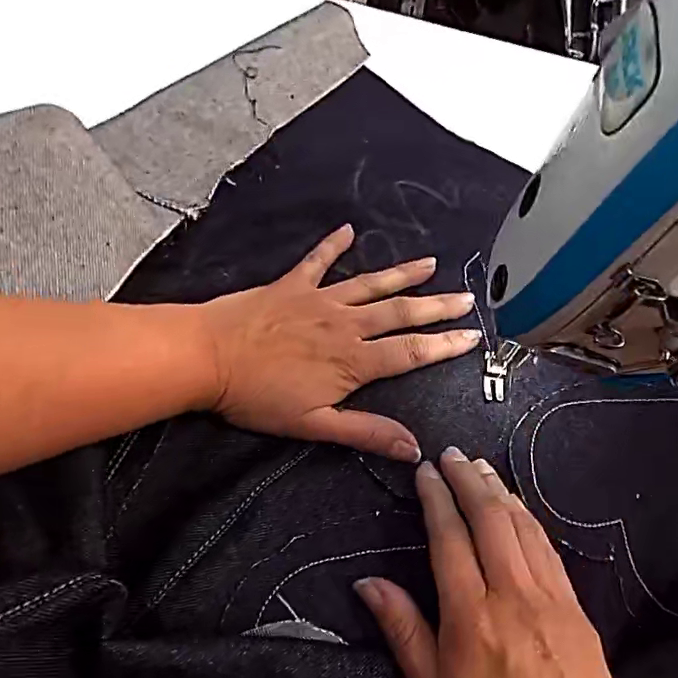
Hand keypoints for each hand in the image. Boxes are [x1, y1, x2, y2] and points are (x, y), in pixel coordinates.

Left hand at [190, 225, 479, 460]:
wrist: (205, 356)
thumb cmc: (257, 396)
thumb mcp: (313, 425)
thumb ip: (366, 432)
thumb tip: (413, 448)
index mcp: (354, 360)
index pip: (412, 352)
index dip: (445, 345)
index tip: (473, 337)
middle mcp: (346, 324)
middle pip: (402, 313)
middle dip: (438, 306)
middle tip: (467, 298)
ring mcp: (321, 300)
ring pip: (372, 284)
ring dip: (403, 273)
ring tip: (431, 263)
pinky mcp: (292, 285)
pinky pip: (318, 261)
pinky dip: (333, 245)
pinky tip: (348, 229)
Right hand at [355, 449, 677, 677]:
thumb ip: (404, 632)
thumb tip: (369, 585)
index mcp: (471, 617)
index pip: (449, 537)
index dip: (436, 498)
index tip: (426, 472)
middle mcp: (513, 595)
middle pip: (489, 518)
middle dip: (467, 479)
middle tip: (451, 454)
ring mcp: (550, 598)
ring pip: (522, 526)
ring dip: (500, 491)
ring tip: (481, 468)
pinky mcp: (576, 608)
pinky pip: (548, 549)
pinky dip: (529, 519)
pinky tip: (520, 510)